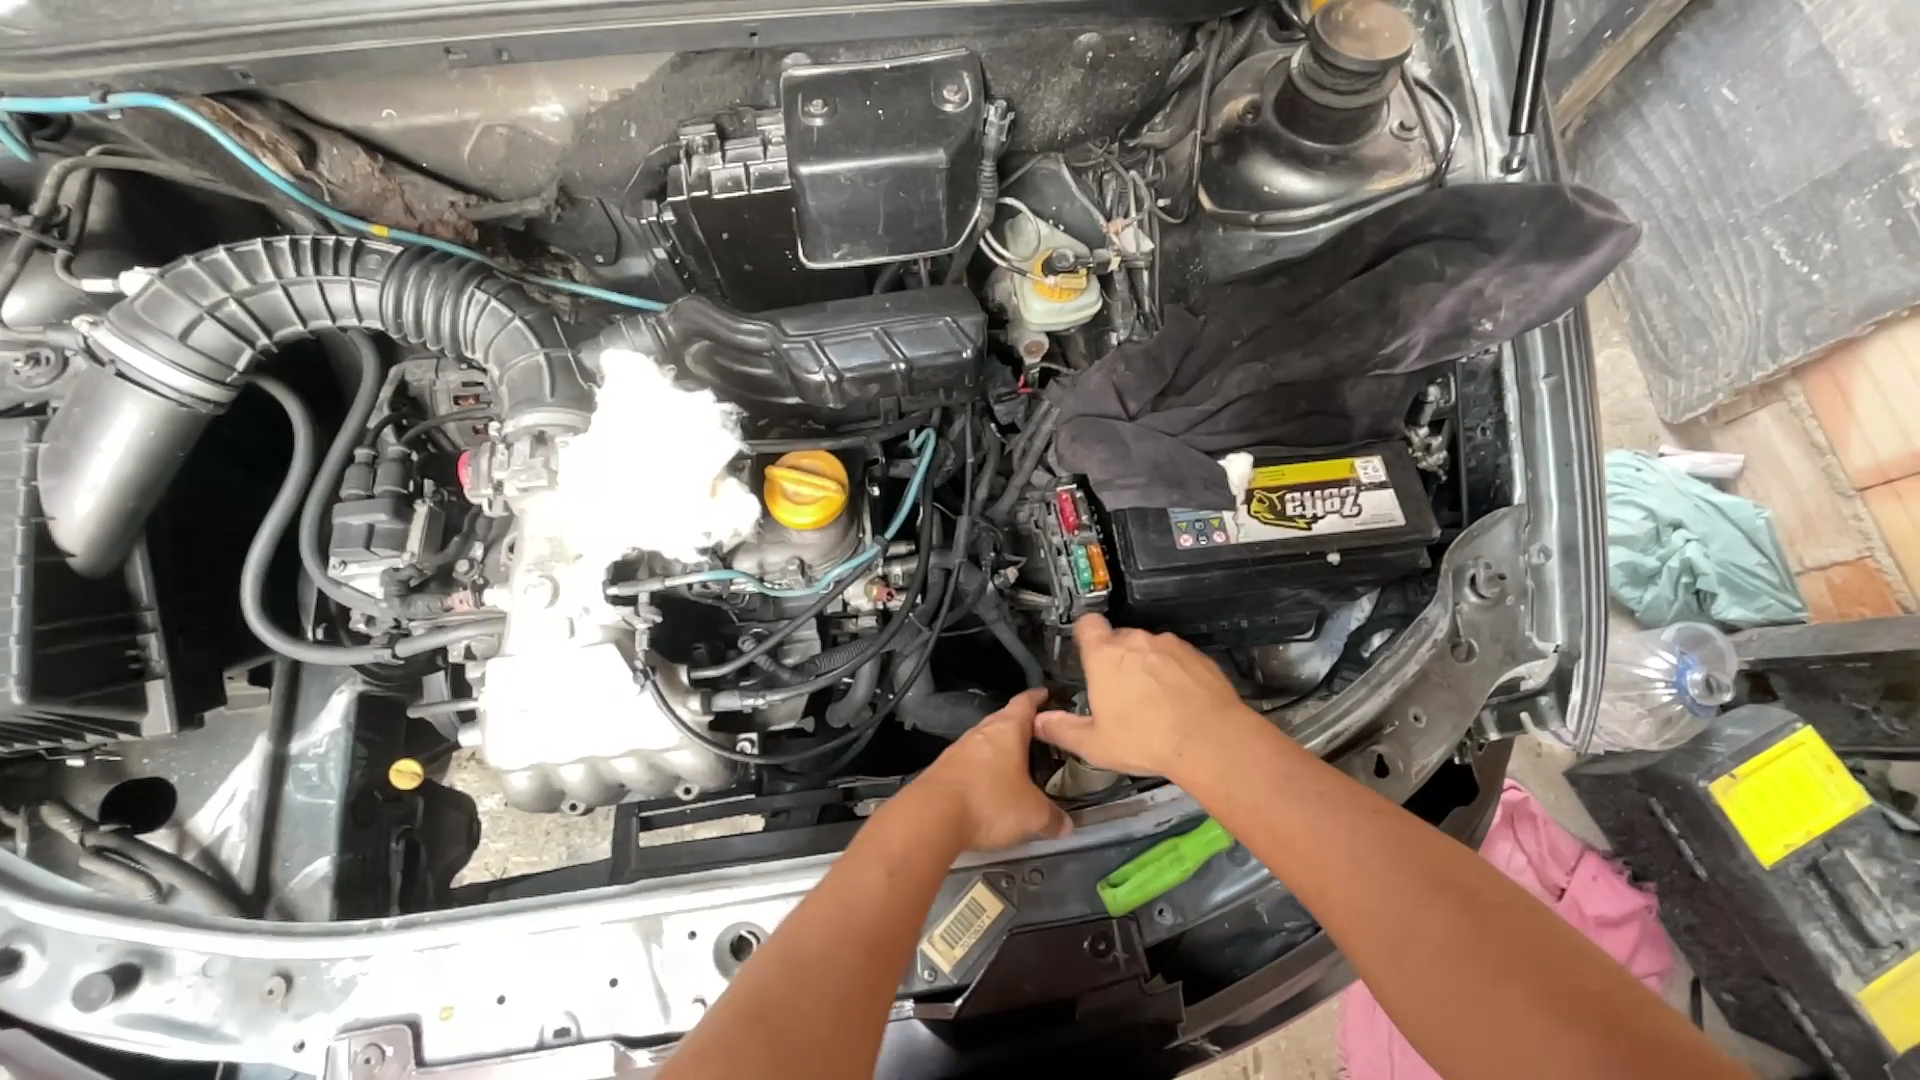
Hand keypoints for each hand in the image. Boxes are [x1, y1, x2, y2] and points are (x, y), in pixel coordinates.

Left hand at [912, 689, 1071, 851]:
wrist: (931, 817)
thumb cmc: (989, 803)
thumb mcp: (1033, 815)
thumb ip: (1053, 818)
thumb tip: (1066, 826)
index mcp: (1007, 729)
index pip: (1024, 703)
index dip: (1037, 697)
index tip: (1045, 694)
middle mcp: (980, 732)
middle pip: (1002, 720)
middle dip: (1019, 725)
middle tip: (1037, 734)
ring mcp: (958, 750)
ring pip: (984, 741)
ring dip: (998, 749)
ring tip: (1015, 762)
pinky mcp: (942, 770)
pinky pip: (968, 763)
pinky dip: (982, 770)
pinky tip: (988, 787)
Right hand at [1035, 614, 1262, 778]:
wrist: (1209, 739)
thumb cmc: (1146, 739)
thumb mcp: (1095, 744)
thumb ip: (1061, 729)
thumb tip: (1038, 722)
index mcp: (1104, 655)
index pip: (1087, 624)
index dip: (1085, 635)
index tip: (1087, 654)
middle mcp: (1136, 641)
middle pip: (1119, 637)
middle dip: (1117, 658)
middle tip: (1119, 691)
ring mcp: (1170, 645)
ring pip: (1150, 648)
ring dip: (1147, 666)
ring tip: (1153, 701)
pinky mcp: (1198, 656)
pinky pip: (1178, 658)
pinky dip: (1175, 673)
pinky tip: (1179, 701)